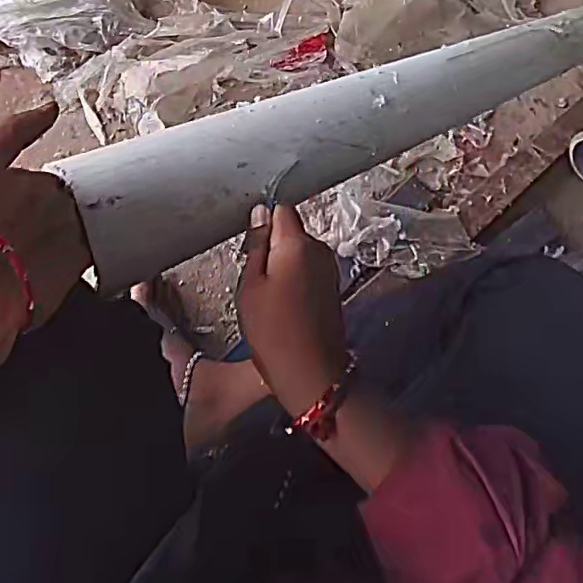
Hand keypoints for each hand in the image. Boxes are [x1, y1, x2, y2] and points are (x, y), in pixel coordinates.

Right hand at [237, 203, 346, 414]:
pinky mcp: (331, 285)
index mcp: (298, 244)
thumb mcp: (250, 286)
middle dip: (272, 244)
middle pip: (290, 230)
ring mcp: (328, 268)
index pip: (281, 209)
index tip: (251, 243)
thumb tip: (260, 213)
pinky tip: (283, 302)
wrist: (311, 373)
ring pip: (298, 250)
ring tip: (268, 293)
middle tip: (255, 275)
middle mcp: (319, 250)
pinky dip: (294, 277)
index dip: (263, 221)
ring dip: (283, 262)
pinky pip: (307, 268)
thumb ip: (256, 245)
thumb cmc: (274, 332)